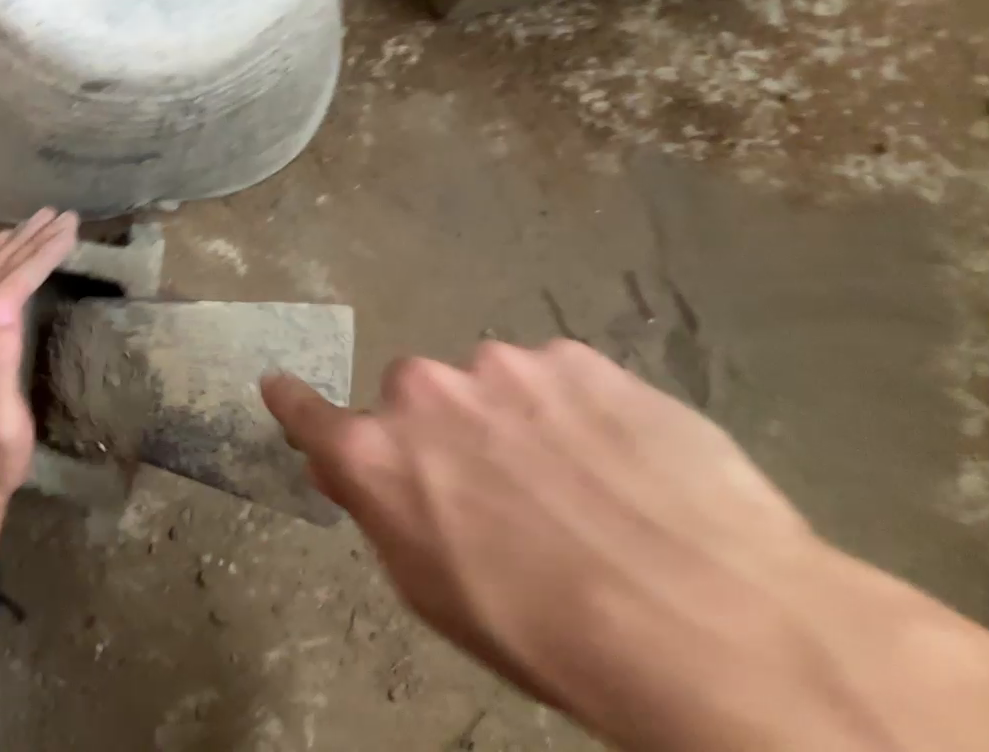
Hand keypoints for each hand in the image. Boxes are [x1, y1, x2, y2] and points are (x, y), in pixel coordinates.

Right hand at [263, 340, 831, 749]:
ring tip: (576, 485)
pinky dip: (570, 411)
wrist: (709, 622)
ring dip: (510, 419)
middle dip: (439, 432)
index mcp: (375, 453)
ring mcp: (503, 366)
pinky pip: (554, 379)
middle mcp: (423, 393)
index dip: (293, 402)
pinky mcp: (580, 358)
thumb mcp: (431, 590)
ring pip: (489, 386)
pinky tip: (619, 463)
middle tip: (495, 489)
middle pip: (413, 399)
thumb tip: (353, 469)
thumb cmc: (544, 631)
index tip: (279, 385)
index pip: (308, 413)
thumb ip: (381, 510)